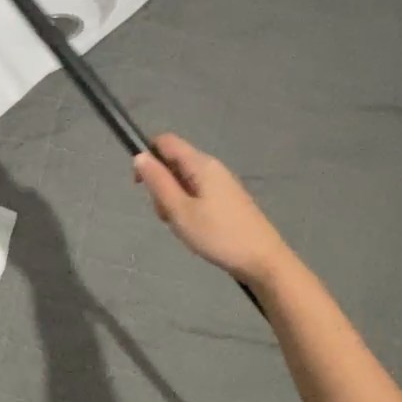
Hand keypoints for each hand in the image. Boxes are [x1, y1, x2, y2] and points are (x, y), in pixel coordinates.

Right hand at [133, 134, 292, 284]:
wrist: (262, 260)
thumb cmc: (218, 235)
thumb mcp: (179, 210)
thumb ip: (158, 182)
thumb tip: (139, 156)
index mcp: (201, 164)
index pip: (166, 141)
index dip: (147, 156)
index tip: (142, 185)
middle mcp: (212, 167)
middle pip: (174, 163)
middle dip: (161, 185)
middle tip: (166, 214)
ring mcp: (221, 183)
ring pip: (184, 181)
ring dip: (173, 199)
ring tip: (181, 225)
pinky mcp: (226, 199)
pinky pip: (197, 193)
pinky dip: (187, 207)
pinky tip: (194, 228)